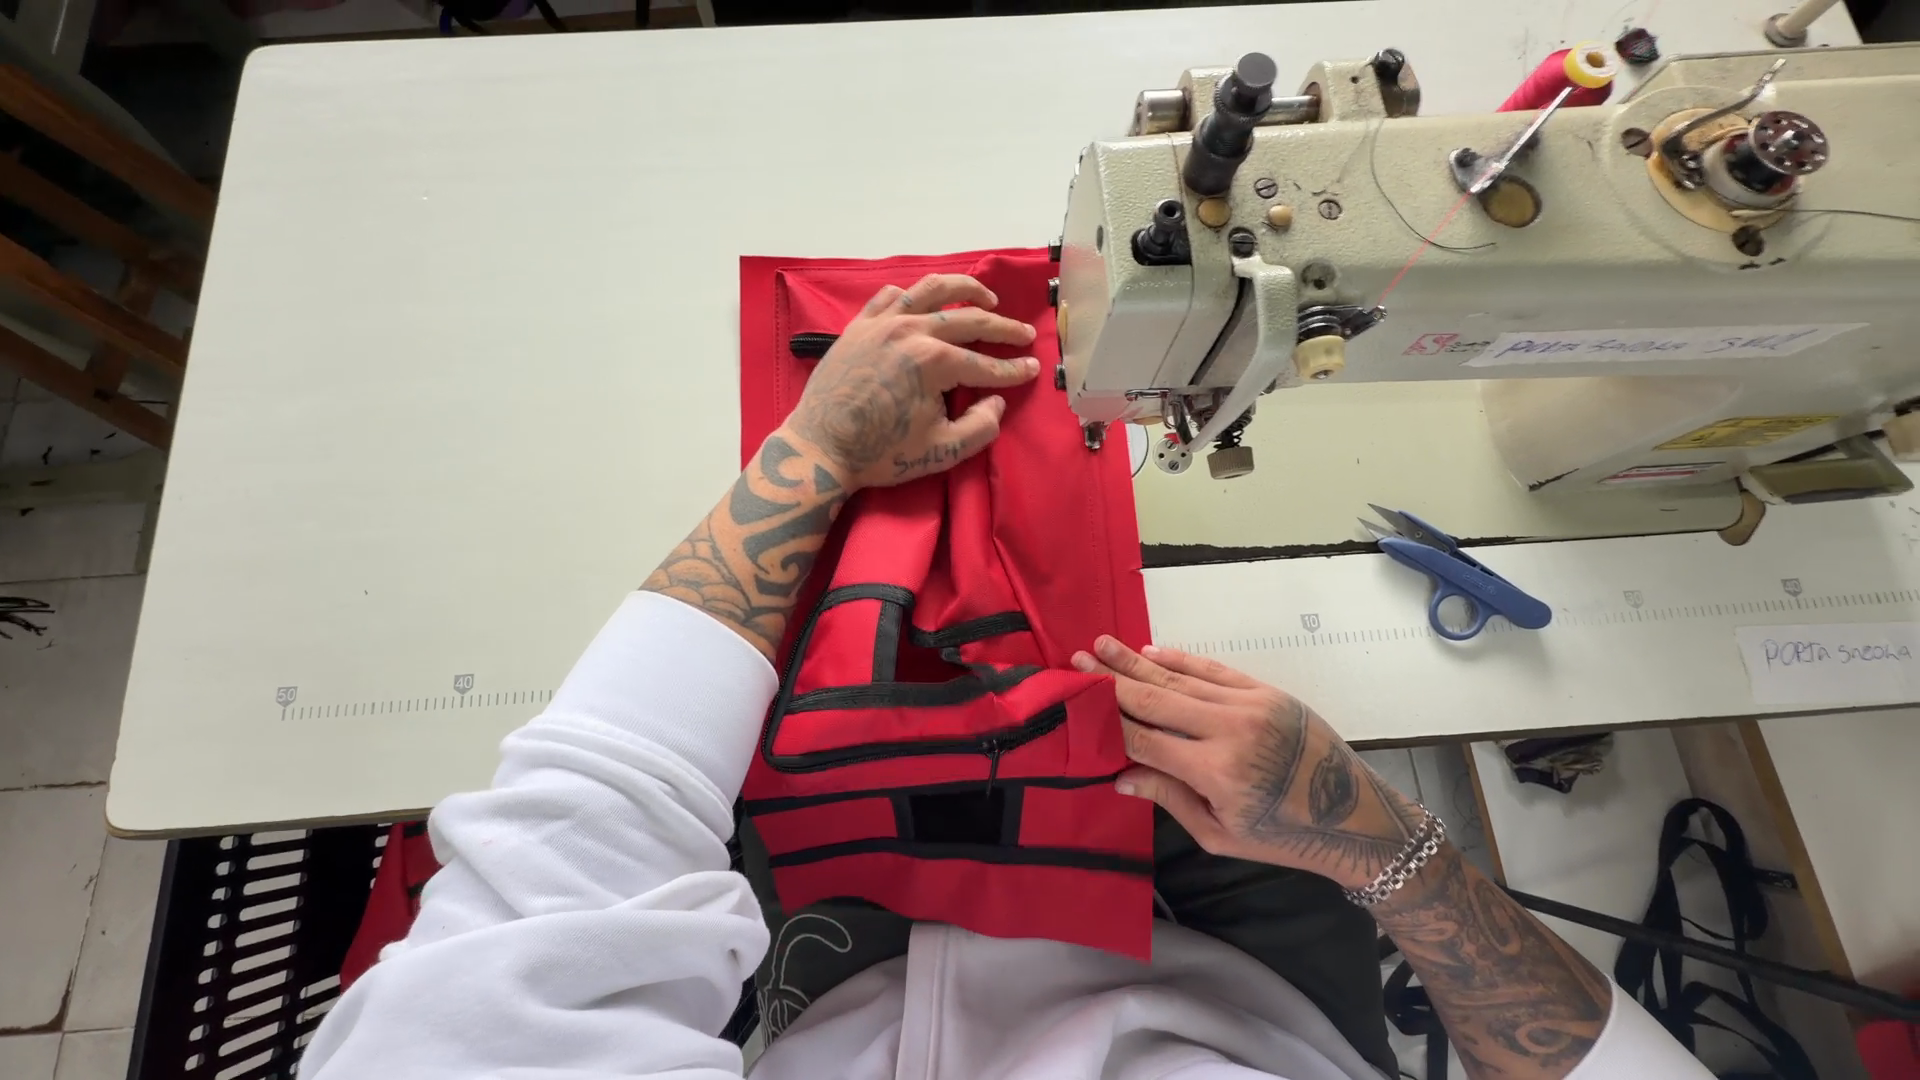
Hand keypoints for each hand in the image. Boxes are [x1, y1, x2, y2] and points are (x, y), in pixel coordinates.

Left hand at [780, 273, 1039, 491]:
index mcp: (933, 361)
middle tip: (1023, 333)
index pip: (986, 363)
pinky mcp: (859, 325)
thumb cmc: (881, 454)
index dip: (1013, 369)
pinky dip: (914, 294)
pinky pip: (891, 296)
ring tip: (986, 299)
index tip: (1033, 368)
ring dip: (965, 290)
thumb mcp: (941, 452)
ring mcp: (882, 322)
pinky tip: (927, 303)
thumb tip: (997, 402)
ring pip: (931, 290)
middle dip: (1002, 326)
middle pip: (969, 319)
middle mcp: (911, 330)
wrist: (820, 448)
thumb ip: (980, 428)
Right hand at [1071, 636, 1426, 890]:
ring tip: (1101, 644)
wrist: (1356, 819)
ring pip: (1179, 676)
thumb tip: (1117, 775)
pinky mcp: (1266, 692)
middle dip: (1110, 681)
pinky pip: (1213, 669)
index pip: (1143, 739)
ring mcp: (1249, 705)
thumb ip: (1168, 798)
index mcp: (1215, 773)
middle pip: (1154, 698)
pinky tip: (1150, 649)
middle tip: (1075, 661)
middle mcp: (1228, 730)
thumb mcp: (1219, 834)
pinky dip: (1179, 658)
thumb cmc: (1281, 838)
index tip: (1074, 705)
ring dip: (1135, 660)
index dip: (1104, 722)